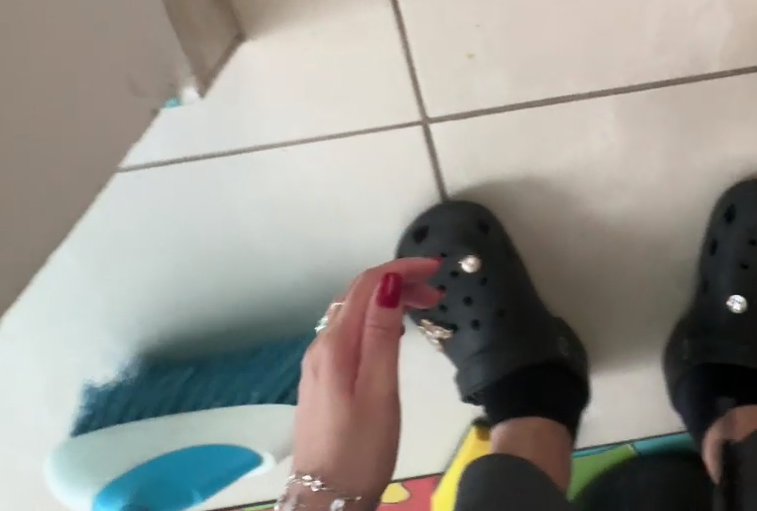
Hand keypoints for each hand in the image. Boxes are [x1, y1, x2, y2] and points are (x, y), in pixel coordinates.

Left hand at [290, 257, 443, 503]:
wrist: (324, 504)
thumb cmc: (360, 449)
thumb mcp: (379, 390)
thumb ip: (382, 333)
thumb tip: (388, 280)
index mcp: (335, 344)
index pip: (367, 284)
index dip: (401, 268)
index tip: (436, 268)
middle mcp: (322, 346)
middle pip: (359, 294)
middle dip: (398, 281)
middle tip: (437, 292)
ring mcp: (319, 364)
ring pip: (354, 312)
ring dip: (388, 299)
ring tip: (424, 307)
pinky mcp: (323, 380)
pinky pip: (351, 331)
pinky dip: (377, 319)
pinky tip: (395, 333)